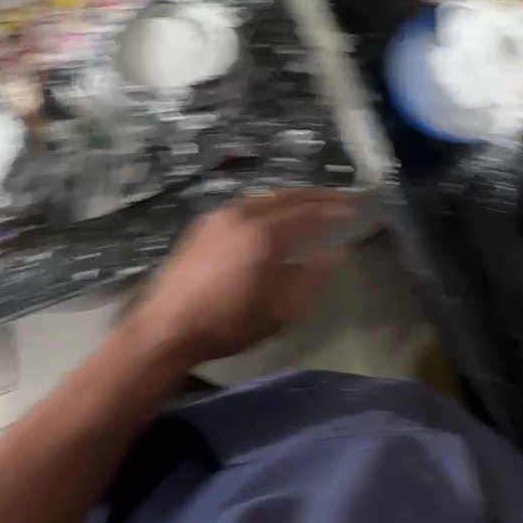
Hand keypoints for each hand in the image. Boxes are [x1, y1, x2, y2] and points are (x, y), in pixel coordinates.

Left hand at [128, 188, 356, 366]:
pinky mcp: (204, 224)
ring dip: (293, 198)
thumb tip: (335, 252)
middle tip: (343, 198)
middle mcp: (242, 214)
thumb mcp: (280, 311)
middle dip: (318, 196)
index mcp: (264, 233)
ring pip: (265, 196)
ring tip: (313, 205)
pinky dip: (270, 204)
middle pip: (288, 195)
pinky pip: (247, 204)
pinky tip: (275, 217)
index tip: (357, 208)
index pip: (309, 212)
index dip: (335, 209)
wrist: (166, 327)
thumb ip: (311, 277)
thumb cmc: (228, 324)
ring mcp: (219, 215)